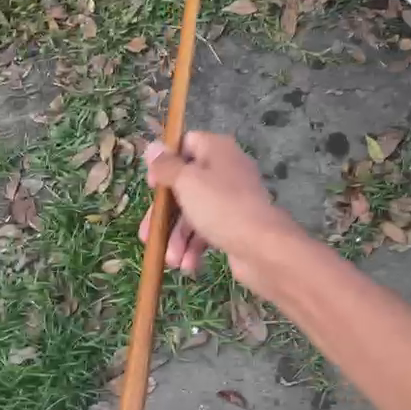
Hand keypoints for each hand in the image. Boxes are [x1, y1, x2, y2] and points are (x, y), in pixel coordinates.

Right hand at [137, 132, 306, 296]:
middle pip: (185, 184)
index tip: (152, 185)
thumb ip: (167, 166)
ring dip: (178, 237)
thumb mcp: (187, 182)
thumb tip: (153, 146)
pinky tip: (188, 265)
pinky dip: (195, 246)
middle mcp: (225, 169)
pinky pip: (207, 230)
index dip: (166, 162)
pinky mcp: (234, 224)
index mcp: (216, 149)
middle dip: (165, 213)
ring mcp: (231, 198)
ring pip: (193, 211)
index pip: (186, 144)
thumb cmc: (221, 206)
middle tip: (147, 234)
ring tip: (172, 260)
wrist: (263, 247)